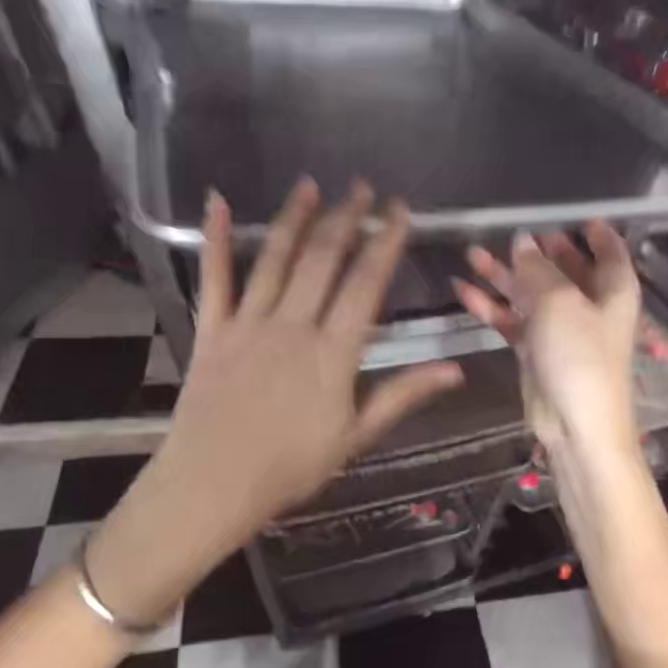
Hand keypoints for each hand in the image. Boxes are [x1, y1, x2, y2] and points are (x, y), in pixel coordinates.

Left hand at [83, 179, 463, 624]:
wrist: (217, 482)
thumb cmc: (292, 468)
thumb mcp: (356, 437)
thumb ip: (402, 396)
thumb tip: (455, 370)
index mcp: (332, 352)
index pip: (365, 284)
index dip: (385, 242)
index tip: (399, 210)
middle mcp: (293, 324)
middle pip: (322, 259)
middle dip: (345, 218)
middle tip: (361, 186)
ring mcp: (248, 324)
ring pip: (275, 258)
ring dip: (294, 218)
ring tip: (309, 185)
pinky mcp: (212, 332)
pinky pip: (214, 277)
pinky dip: (216, 238)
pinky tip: (218, 201)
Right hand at [453, 223, 640, 458]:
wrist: (575, 423)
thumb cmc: (580, 356)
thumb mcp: (560, 303)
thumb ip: (537, 270)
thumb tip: (521, 241)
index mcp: (613, 290)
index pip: (609, 252)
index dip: (595, 233)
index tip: (577, 217)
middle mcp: (589, 307)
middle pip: (563, 271)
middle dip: (537, 253)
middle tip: (510, 234)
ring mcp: (560, 331)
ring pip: (530, 296)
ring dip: (504, 278)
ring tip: (472, 255)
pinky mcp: (535, 353)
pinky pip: (513, 322)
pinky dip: (492, 308)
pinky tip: (465, 292)